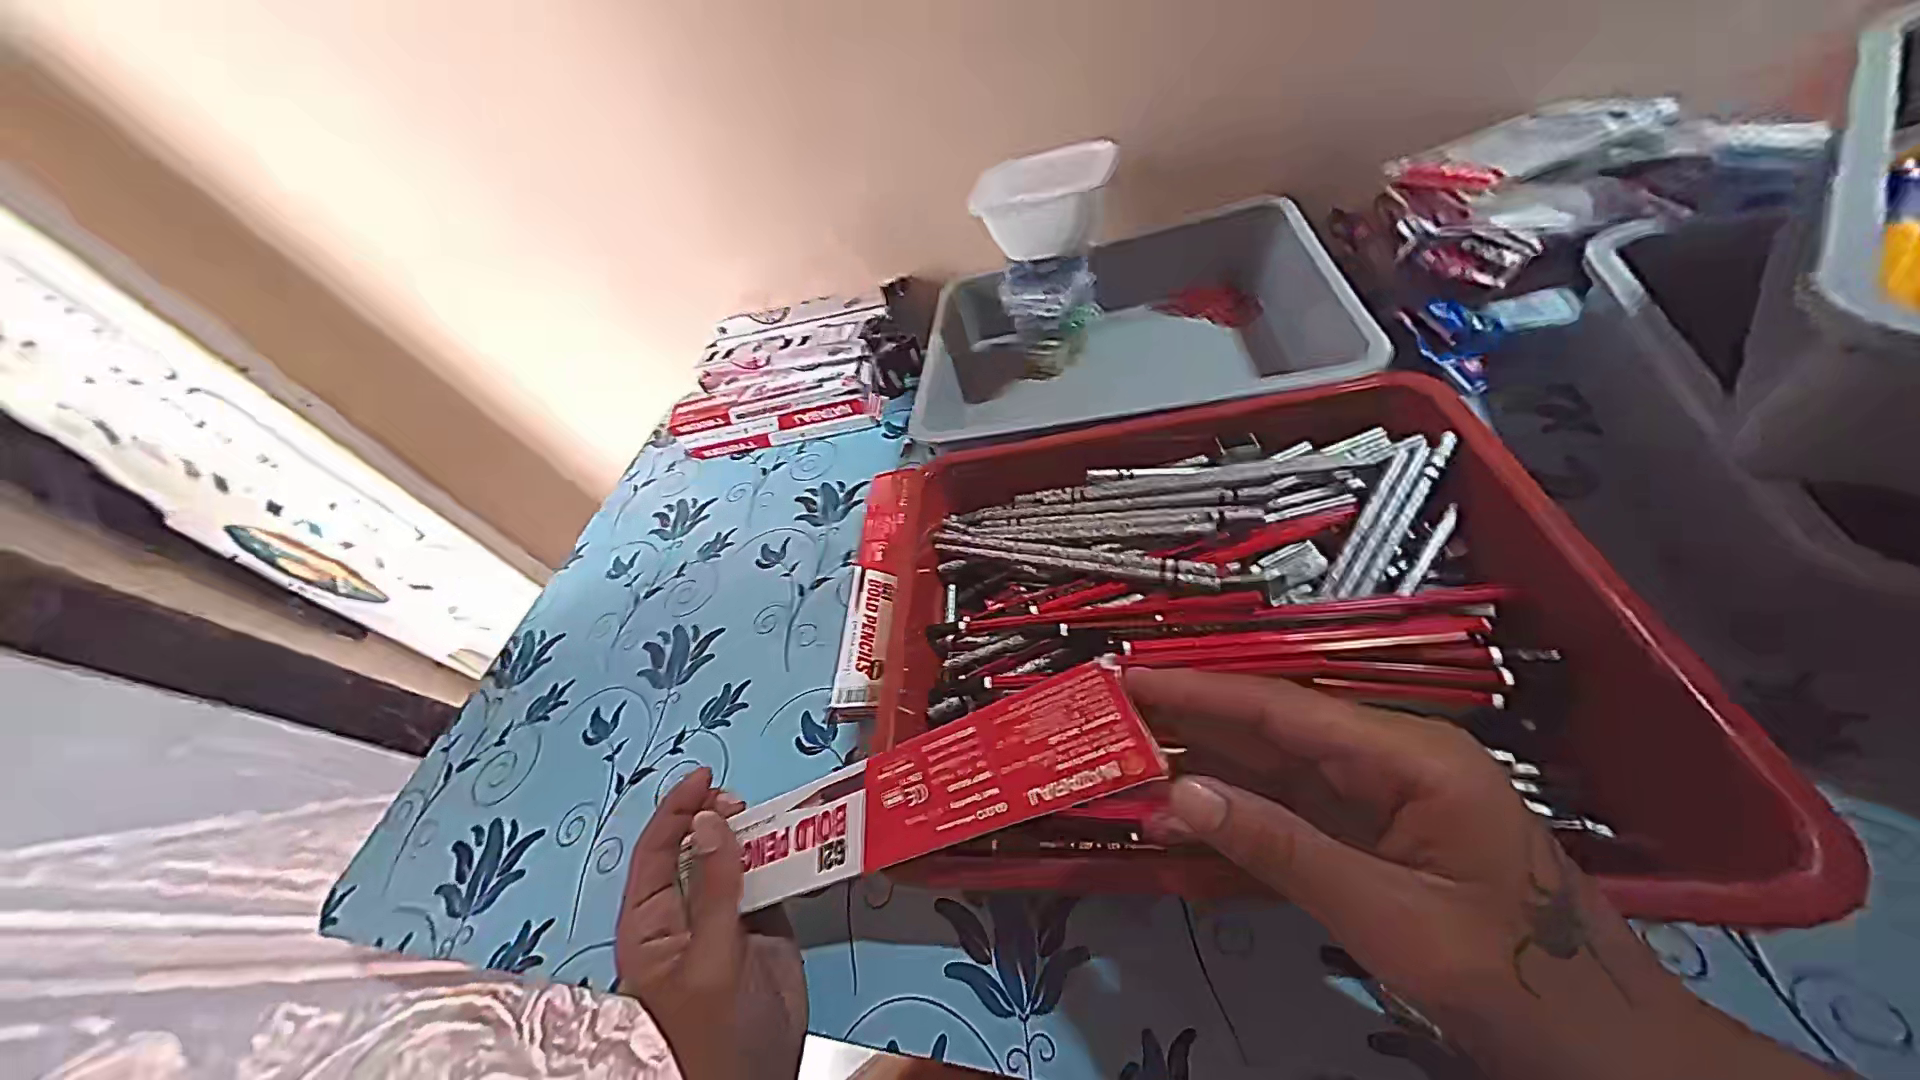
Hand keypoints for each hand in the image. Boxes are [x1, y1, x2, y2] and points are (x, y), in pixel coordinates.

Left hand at [616, 768, 806, 1079]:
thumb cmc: (713, 1037)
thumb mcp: (709, 960)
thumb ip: (713, 889)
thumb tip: (710, 821)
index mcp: (653, 922)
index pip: (658, 851)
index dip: (678, 810)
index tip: (704, 778)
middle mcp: (688, 910)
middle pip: (698, 845)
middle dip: (716, 817)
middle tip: (741, 804)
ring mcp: (728, 914)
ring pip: (738, 856)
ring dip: (755, 834)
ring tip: (772, 821)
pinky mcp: (765, 920)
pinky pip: (771, 875)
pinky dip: (785, 855)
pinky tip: (797, 844)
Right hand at [1125, 668, 1835, 1079]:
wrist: (1612, 1053)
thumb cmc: (1516, 982)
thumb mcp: (1390, 918)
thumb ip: (1279, 848)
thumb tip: (1179, 794)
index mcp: (1407, 753)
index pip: (1279, 705)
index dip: (1198, 689)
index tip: (1132, 677)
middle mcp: (1386, 753)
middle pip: (1268, 723)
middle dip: (1190, 715)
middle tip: (1115, 707)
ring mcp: (1375, 788)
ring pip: (1270, 759)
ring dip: (1202, 755)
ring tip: (1132, 745)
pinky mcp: (1364, 822)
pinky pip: (1285, 799)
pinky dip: (1232, 799)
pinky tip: (1184, 797)